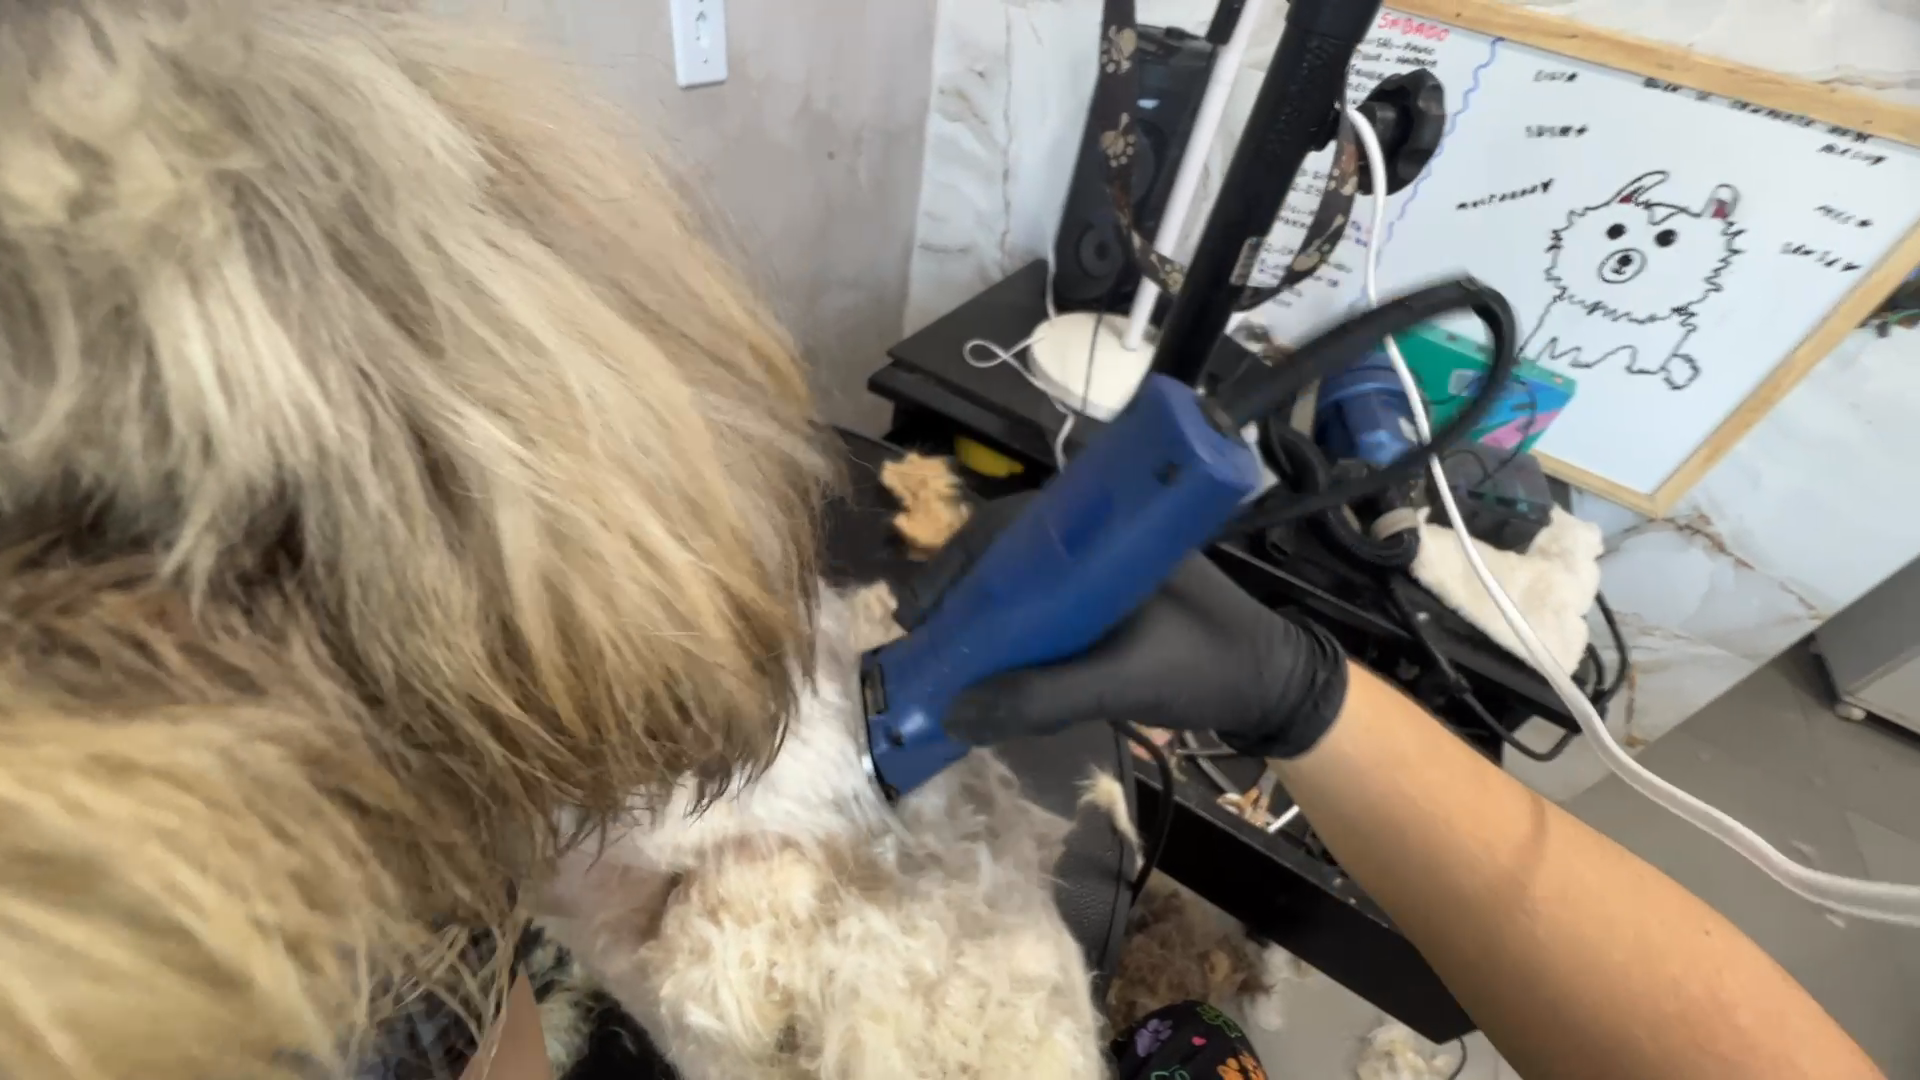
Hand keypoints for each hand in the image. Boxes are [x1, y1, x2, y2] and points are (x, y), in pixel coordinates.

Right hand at [895, 494, 1349, 758]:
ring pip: (1018, 574)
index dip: (952, 563)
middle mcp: (1091, 534)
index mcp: (1098, 528)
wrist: (1274, 683)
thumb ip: (1043, 698)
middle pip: (1001, 548)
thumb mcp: (1123, 682)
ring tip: (944, 648)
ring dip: (979, 607)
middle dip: (957, 587)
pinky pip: (1041, 600)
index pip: (1003, 526)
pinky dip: (1010, 624)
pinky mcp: (1102, 596)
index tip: (918, 611)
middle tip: (923, 635)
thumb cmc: (1207, 666)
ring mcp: (1096, 565)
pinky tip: (990, 656)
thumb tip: (953, 715)